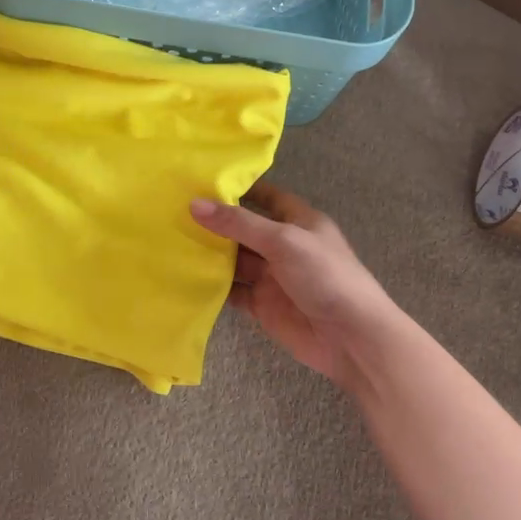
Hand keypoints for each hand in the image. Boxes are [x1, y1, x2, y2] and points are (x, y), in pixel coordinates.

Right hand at [190, 181, 401, 390]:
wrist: (351, 338)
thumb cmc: (325, 277)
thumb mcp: (283, 241)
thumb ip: (239, 224)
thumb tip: (194, 204)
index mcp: (299, 221)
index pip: (265, 197)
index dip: (238, 189)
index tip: (200, 181)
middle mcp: (284, 246)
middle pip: (243, 229)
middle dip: (214, 222)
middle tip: (171, 211)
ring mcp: (272, 277)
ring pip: (234, 261)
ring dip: (209, 255)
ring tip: (169, 241)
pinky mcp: (263, 306)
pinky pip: (233, 291)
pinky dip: (212, 286)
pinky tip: (183, 277)